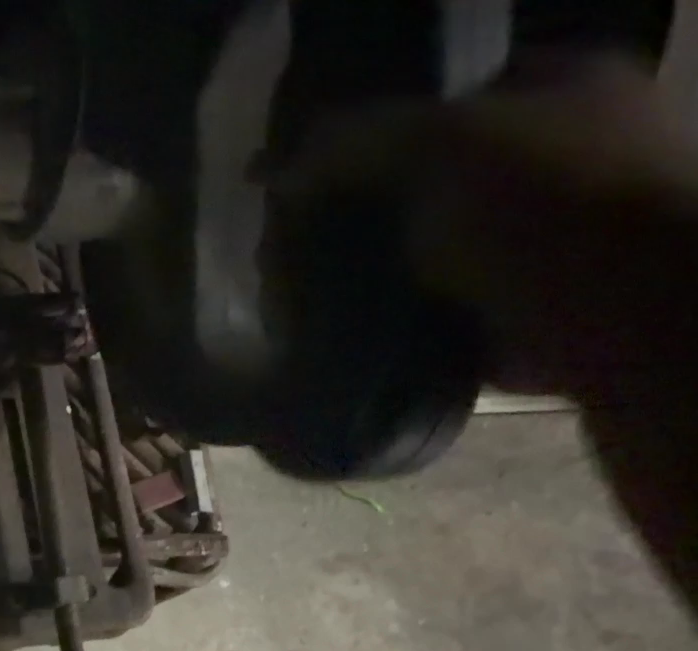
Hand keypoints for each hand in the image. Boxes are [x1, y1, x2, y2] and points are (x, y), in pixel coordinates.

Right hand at [291, 54, 697, 402]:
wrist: (619, 316)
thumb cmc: (546, 202)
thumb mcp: (441, 140)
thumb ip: (351, 142)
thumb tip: (271, 171)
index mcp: (553, 91)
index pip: (430, 99)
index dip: (357, 132)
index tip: (298, 170)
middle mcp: (540, 160)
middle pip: (404, 182)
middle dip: (340, 214)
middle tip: (283, 239)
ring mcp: (516, 242)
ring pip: (399, 250)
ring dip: (344, 272)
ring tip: (288, 287)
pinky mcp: (491, 307)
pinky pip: (406, 305)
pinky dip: (365, 315)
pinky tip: (317, 320)